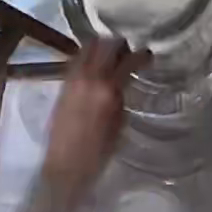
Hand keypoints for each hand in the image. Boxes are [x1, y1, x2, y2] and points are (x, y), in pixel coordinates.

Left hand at [43, 38, 145, 201]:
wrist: (65, 166)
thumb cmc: (98, 152)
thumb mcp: (119, 123)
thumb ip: (121, 97)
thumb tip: (123, 83)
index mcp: (108, 89)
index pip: (128, 60)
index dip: (141, 55)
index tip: (148, 55)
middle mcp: (89, 78)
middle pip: (106, 45)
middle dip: (120, 45)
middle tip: (128, 52)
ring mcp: (73, 78)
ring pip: (88, 48)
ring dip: (102, 47)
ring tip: (111, 56)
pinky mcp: (63, 84)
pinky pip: (77, 60)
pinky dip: (88, 57)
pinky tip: (95, 67)